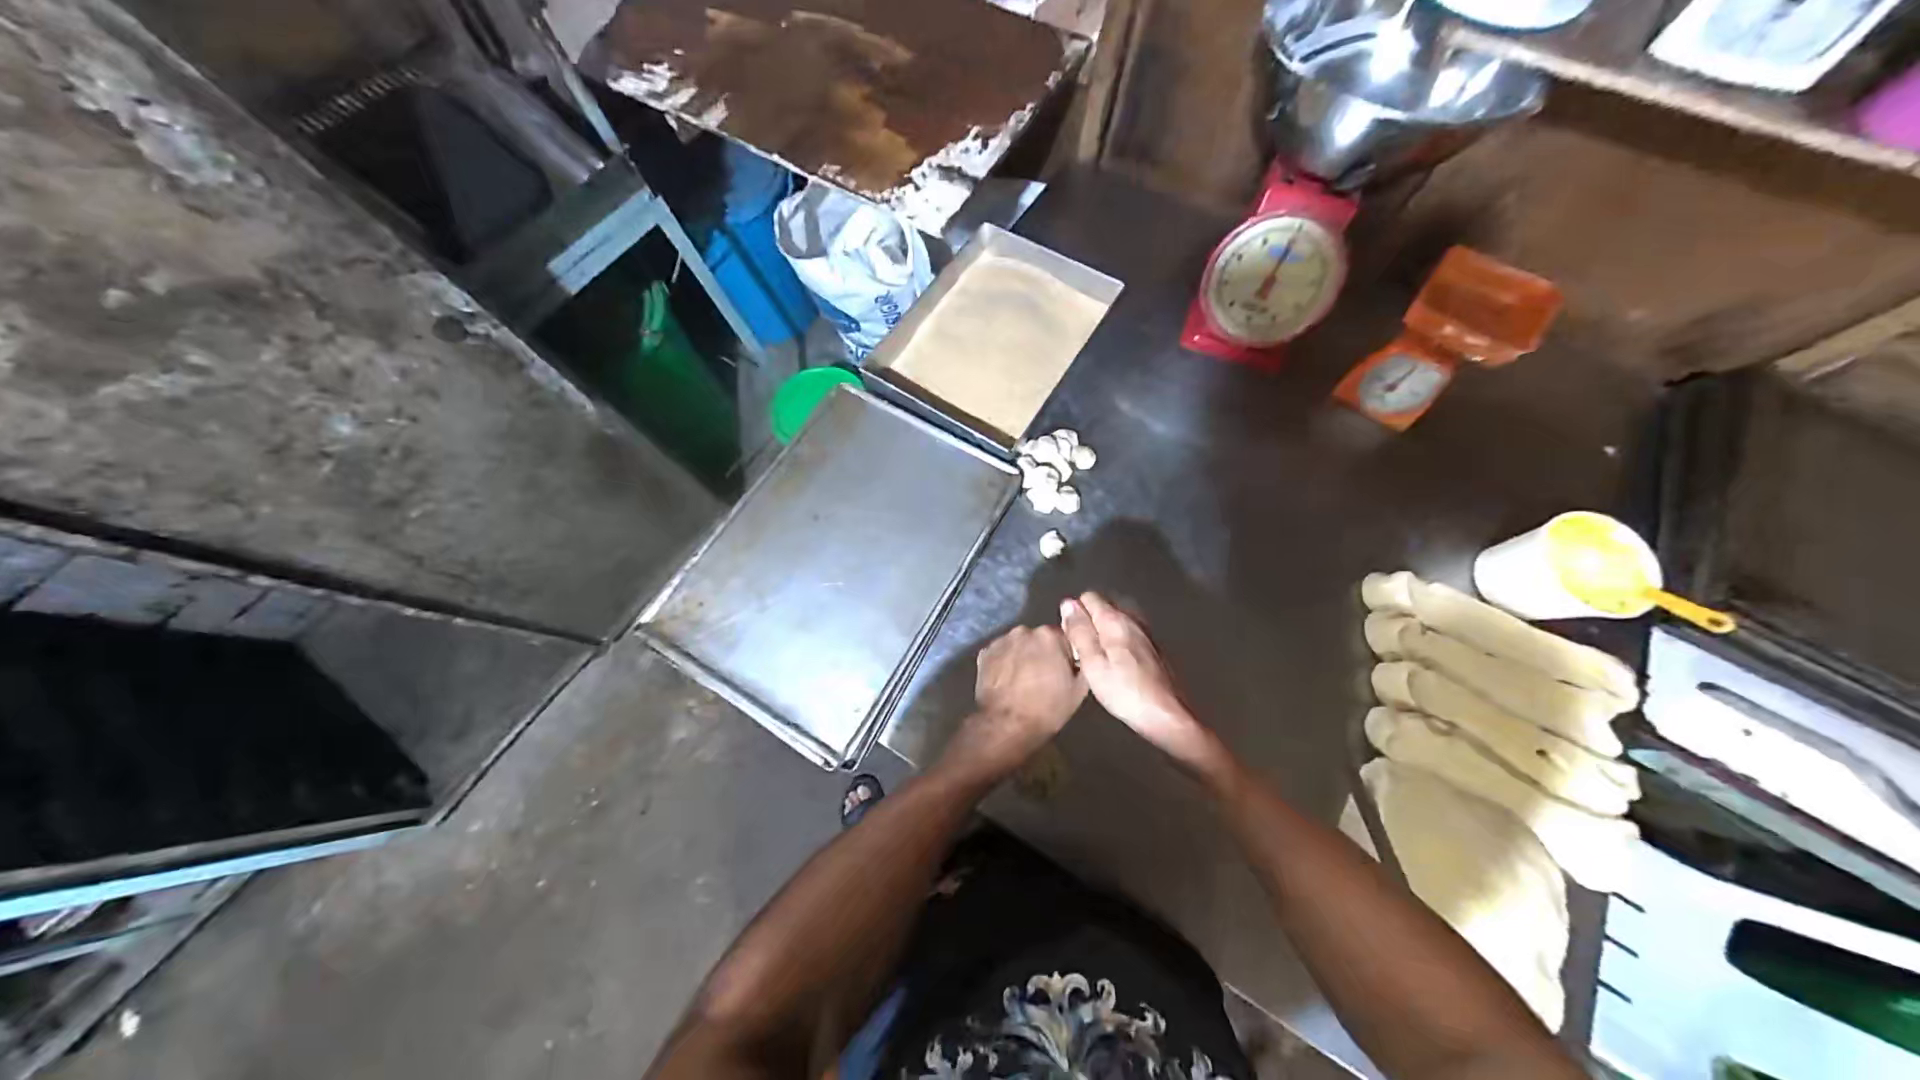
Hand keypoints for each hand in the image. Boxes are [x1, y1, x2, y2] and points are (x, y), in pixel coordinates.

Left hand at [943, 626, 1086, 780]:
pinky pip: (1001, 653)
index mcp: (1050, 635)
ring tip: (1023, 681)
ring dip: (1022, 656)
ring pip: (1018, 645)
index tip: (1063, 670)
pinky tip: (1007, 682)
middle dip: (1042, 653)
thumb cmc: (1047, 709)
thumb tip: (1080, 655)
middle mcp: (1024, 631)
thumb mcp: (1078, 689)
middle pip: (1039, 638)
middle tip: (1043, 677)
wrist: (1006, 725)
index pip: (1064, 637)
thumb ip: (1083, 663)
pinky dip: (1004, 663)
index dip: (1066, 654)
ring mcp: (1001, 640)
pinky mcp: (984, 652)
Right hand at [1059, 592, 1224, 777]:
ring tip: (1097, 661)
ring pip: (1116, 622)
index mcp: (1115, 620)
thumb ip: (1079, 631)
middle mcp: (1133, 620)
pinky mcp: (1154, 649)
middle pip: (1104, 607)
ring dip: (1104, 634)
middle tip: (1082, 652)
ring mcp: (1146, 634)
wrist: (1167, 715)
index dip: (1075, 613)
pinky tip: (1116, 667)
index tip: (1071, 636)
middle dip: (1089, 622)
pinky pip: (1128, 635)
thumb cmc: (1125, 692)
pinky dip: (1118, 643)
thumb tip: (1068, 604)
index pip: (1088, 597)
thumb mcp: (1092, 663)